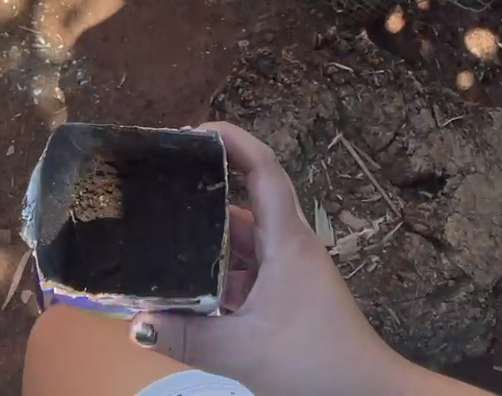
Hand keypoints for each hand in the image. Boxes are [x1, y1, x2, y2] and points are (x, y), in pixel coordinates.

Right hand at [128, 122, 414, 395]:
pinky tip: (187, 285)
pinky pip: (244, 268)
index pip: (263, 168)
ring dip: (208, 236)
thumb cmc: (313, 362)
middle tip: (165, 177)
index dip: (233, 139)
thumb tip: (136, 324)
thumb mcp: (244, 351)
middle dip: (208, 184)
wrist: (366, 395)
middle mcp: (286, 243)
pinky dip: (216, 271)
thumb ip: (188, 338)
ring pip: (242, 238)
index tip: (194, 132)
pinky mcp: (284, 293)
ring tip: (163, 228)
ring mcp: (287, 269)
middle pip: (247, 198)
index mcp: (285, 238)